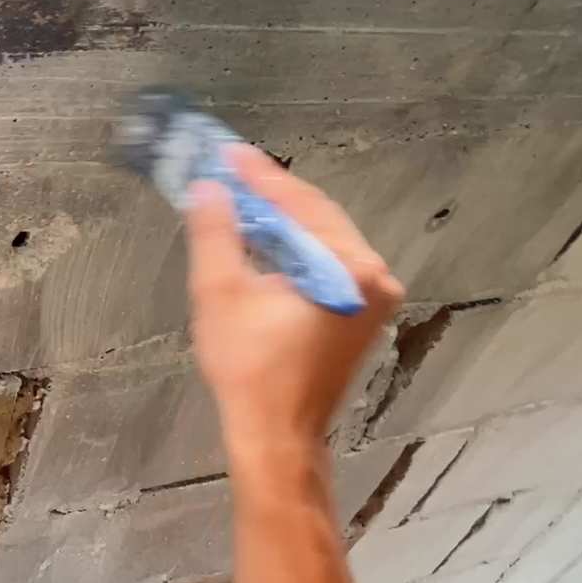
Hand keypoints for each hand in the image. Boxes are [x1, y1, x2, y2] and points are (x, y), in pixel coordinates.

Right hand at [184, 144, 403, 474]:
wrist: (276, 430)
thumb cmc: (248, 367)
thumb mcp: (220, 292)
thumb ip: (216, 232)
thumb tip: (208, 188)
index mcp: (347, 270)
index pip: (300, 205)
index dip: (259, 176)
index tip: (229, 152)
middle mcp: (373, 277)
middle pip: (317, 216)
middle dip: (271, 192)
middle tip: (231, 168)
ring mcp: (373, 295)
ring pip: (322, 236)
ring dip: (281, 217)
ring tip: (241, 195)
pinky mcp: (362, 310)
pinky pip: (326, 260)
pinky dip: (293, 244)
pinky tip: (264, 234)